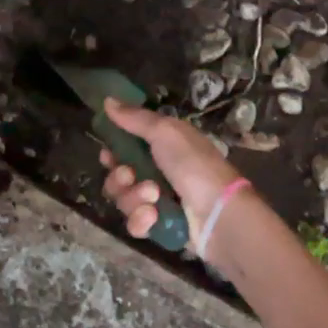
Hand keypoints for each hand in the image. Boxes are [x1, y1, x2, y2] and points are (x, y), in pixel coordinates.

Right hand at [97, 97, 242, 250]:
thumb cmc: (194, 165)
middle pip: (119, 175)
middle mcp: (157, 172)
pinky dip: (141, 220)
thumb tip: (107, 100)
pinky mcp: (159, 227)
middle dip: (119, 177)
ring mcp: (158, 201)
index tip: (108, 154)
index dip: (113, 151)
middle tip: (129, 176)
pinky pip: (135, 224)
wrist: (219, 213)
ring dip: (134, 198)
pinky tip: (154, 217)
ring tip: (153, 198)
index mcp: (162, 146)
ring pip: (124, 200)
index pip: (126, 147)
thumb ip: (135, 118)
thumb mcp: (166, 132)